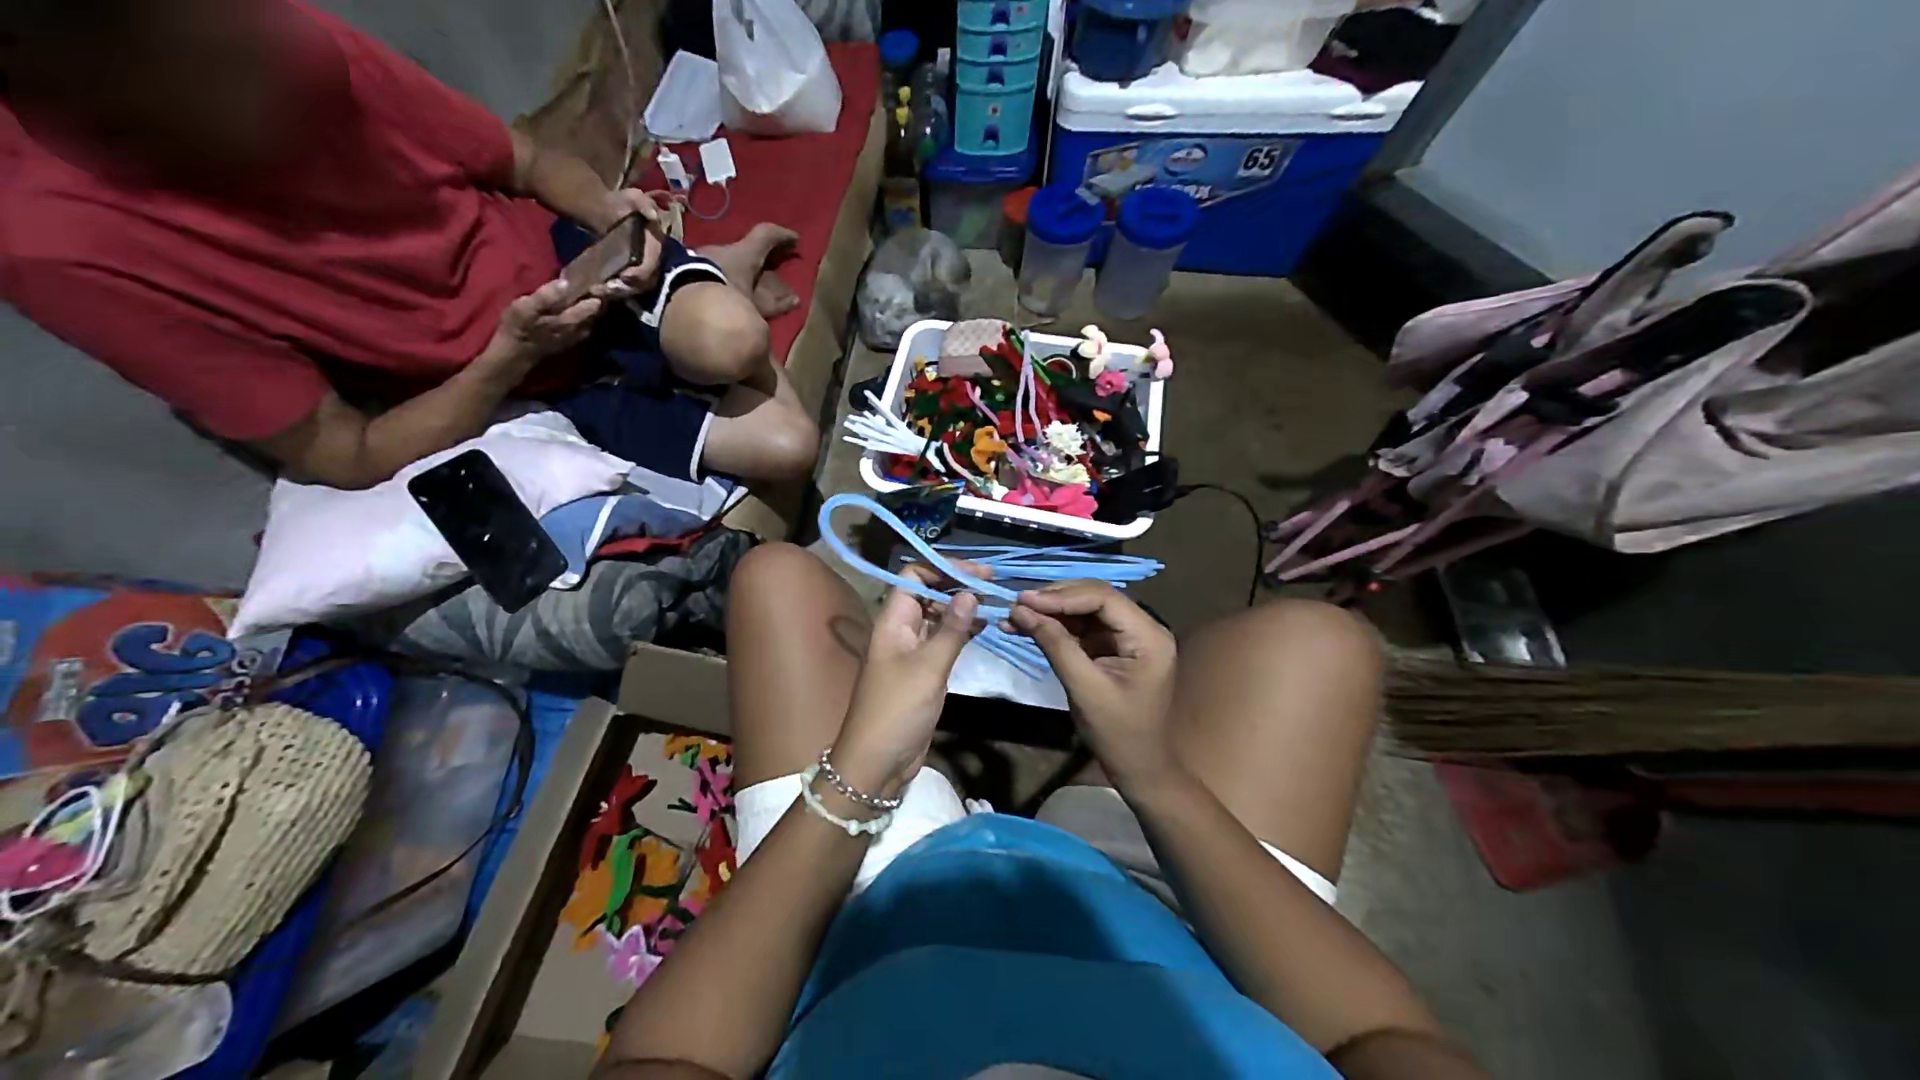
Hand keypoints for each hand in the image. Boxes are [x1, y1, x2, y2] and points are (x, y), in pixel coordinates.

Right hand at [487, 280, 601, 368]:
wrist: (515, 353)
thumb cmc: (518, 327)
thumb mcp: (526, 307)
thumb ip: (547, 296)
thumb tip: (566, 283)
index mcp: (571, 320)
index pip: (594, 305)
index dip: (595, 293)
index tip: (593, 282)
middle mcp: (579, 330)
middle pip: (595, 314)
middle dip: (595, 301)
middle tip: (591, 288)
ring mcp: (576, 337)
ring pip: (591, 321)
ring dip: (590, 311)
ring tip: (584, 297)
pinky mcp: (570, 341)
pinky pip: (583, 327)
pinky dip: (583, 319)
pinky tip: (576, 312)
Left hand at [590, 188, 665, 300]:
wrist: (606, 210)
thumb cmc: (620, 203)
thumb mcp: (632, 197)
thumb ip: (643, 202)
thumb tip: (653, 215)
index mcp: (656, 245)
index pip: (653, 264)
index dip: (641, 273)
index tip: (624, 275)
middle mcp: (653, 260)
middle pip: (645, 282)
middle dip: (628, 287)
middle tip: (608, 287)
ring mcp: (643, 269)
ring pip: (635, 288)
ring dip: (618, 291)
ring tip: (600, 290)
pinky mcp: (631, 274)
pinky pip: (627, 287)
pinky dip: (614, 290)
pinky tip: (598, 289)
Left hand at [832, 565, 983, 798]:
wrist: (878, 760)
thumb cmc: (898, 708)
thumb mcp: (929, 667)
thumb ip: (952, 629)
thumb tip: (970, 593)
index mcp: (893, 620)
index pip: (914, 576)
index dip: (943, 569)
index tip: (978, 573)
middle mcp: (901, 629)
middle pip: (928, 593)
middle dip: (958, 584)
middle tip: (994, 584)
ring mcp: (913, 650)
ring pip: (939, 616)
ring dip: (963, 607)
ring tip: (996, 601)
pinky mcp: (924, 669)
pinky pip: (944, 639)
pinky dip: (963, 630)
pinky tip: (985, 626)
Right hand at [1010, 583, 1178, 787]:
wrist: (1138, 768)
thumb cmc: (1118, 733)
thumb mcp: (1084, 688)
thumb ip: (1055, 645)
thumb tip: (1020, 611)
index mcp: (1148, 636)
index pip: (1103, 598)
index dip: (1062, 595)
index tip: (1024, 600)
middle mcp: (1142, 628)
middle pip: (1094, 597)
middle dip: (1054, 599)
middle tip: (1016, 604)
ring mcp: (1125, 637)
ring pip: (1083, 610)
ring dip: (1049, 611)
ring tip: (1014, 614)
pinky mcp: (1110, 648)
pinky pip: (1080, 627)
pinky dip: (1053, 626)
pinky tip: (1026, 627)